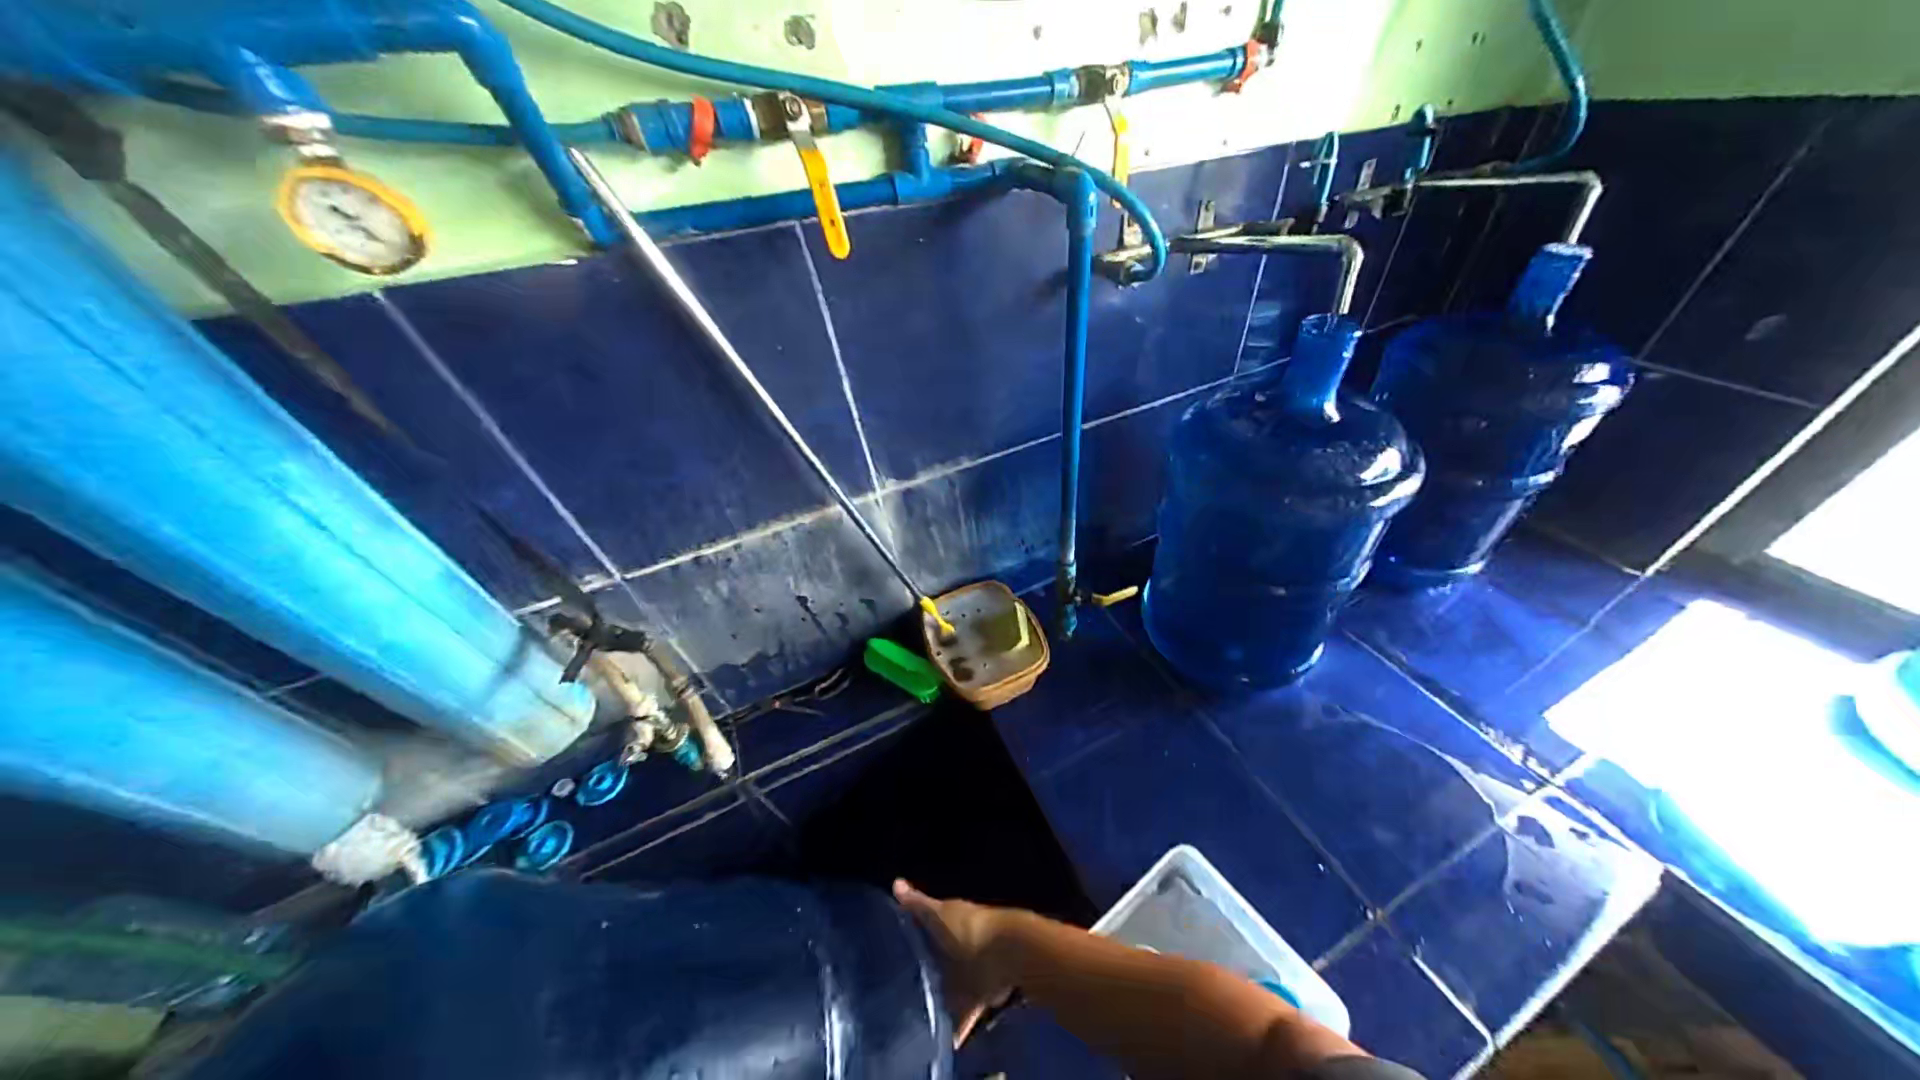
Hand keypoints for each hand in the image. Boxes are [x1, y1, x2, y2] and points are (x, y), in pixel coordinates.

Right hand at [892, 879, 1023, 1044]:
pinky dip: (958, 1028)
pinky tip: (945, 1042)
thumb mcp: (937, 915)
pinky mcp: (979, 998)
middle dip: (923, 972)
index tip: (887, 948)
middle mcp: (957, 947)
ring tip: (913, 1020)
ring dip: (938, 1001)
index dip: (910, 936)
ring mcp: (969, 973)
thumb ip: (917, 904)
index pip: (925, 928)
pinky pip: (964, 1015)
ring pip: (948, 989)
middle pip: (936, 961)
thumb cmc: (967, 929)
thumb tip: (896, 882)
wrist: (1005, 954)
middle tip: (895, 990)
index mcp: (947, 924)